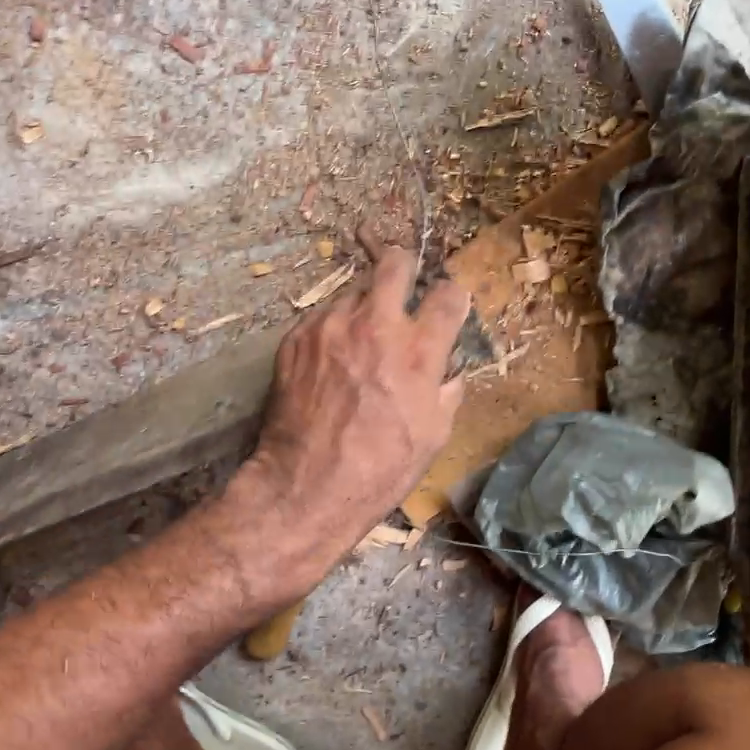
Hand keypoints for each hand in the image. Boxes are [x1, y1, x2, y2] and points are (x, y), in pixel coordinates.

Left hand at [227, 247, 469, 588]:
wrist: (306, 485)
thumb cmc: (380, 468)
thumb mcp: (434, 435)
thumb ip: (447, 390)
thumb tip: (448, 371)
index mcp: (418, 350)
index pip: (448, 295)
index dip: (453, 296)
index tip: (449, 304)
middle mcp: (375, 325)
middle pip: (394, 264)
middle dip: (403, 264)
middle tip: (403, 276)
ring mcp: (330, 327)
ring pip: (353, 291)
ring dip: (363, 306)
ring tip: (360, 337)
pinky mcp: (296, 337)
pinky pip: (321, 317)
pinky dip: (332, 329)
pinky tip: (331, 358)